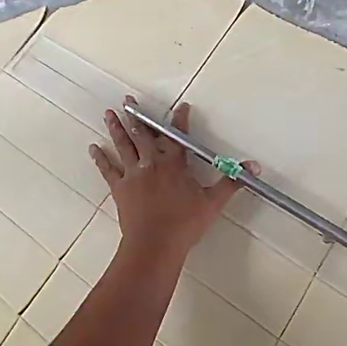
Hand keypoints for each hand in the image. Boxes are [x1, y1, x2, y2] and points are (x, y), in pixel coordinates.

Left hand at [88, 99, 255, 262]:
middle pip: (143, 134)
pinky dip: (100, 158)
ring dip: (116, 129)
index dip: (180, 119)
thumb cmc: (184, 224)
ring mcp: (133, 174)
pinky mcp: (120, 189)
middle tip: (128, 101)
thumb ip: (231, 182)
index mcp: (174, 163)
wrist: (155, 244)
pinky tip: (94, 148)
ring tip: (108, 113)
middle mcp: (152, 163)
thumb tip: (253, 168)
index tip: (182, 107)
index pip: (178, 135)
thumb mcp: (213, 202)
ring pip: (123, 146)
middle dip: (137, 116)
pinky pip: (108, 169)